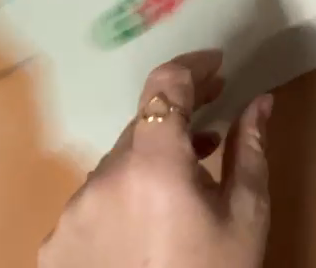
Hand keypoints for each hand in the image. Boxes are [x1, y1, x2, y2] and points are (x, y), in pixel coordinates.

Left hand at [41, 51, 270, 267]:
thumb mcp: (246, 214)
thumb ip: (251, 146)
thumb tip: (260, 100)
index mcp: (154, 164)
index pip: (165, 85)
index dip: (193, 66)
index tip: (219, 68)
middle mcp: (104, 179)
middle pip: (144, 123)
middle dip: (181, 113)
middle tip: (218, 115)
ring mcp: (73, 216)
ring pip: (119, 163)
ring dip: (153, 156)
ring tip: (191, 174)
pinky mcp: (54, 250)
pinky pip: (96, 201)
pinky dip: (125, 194)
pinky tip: (150, 221)